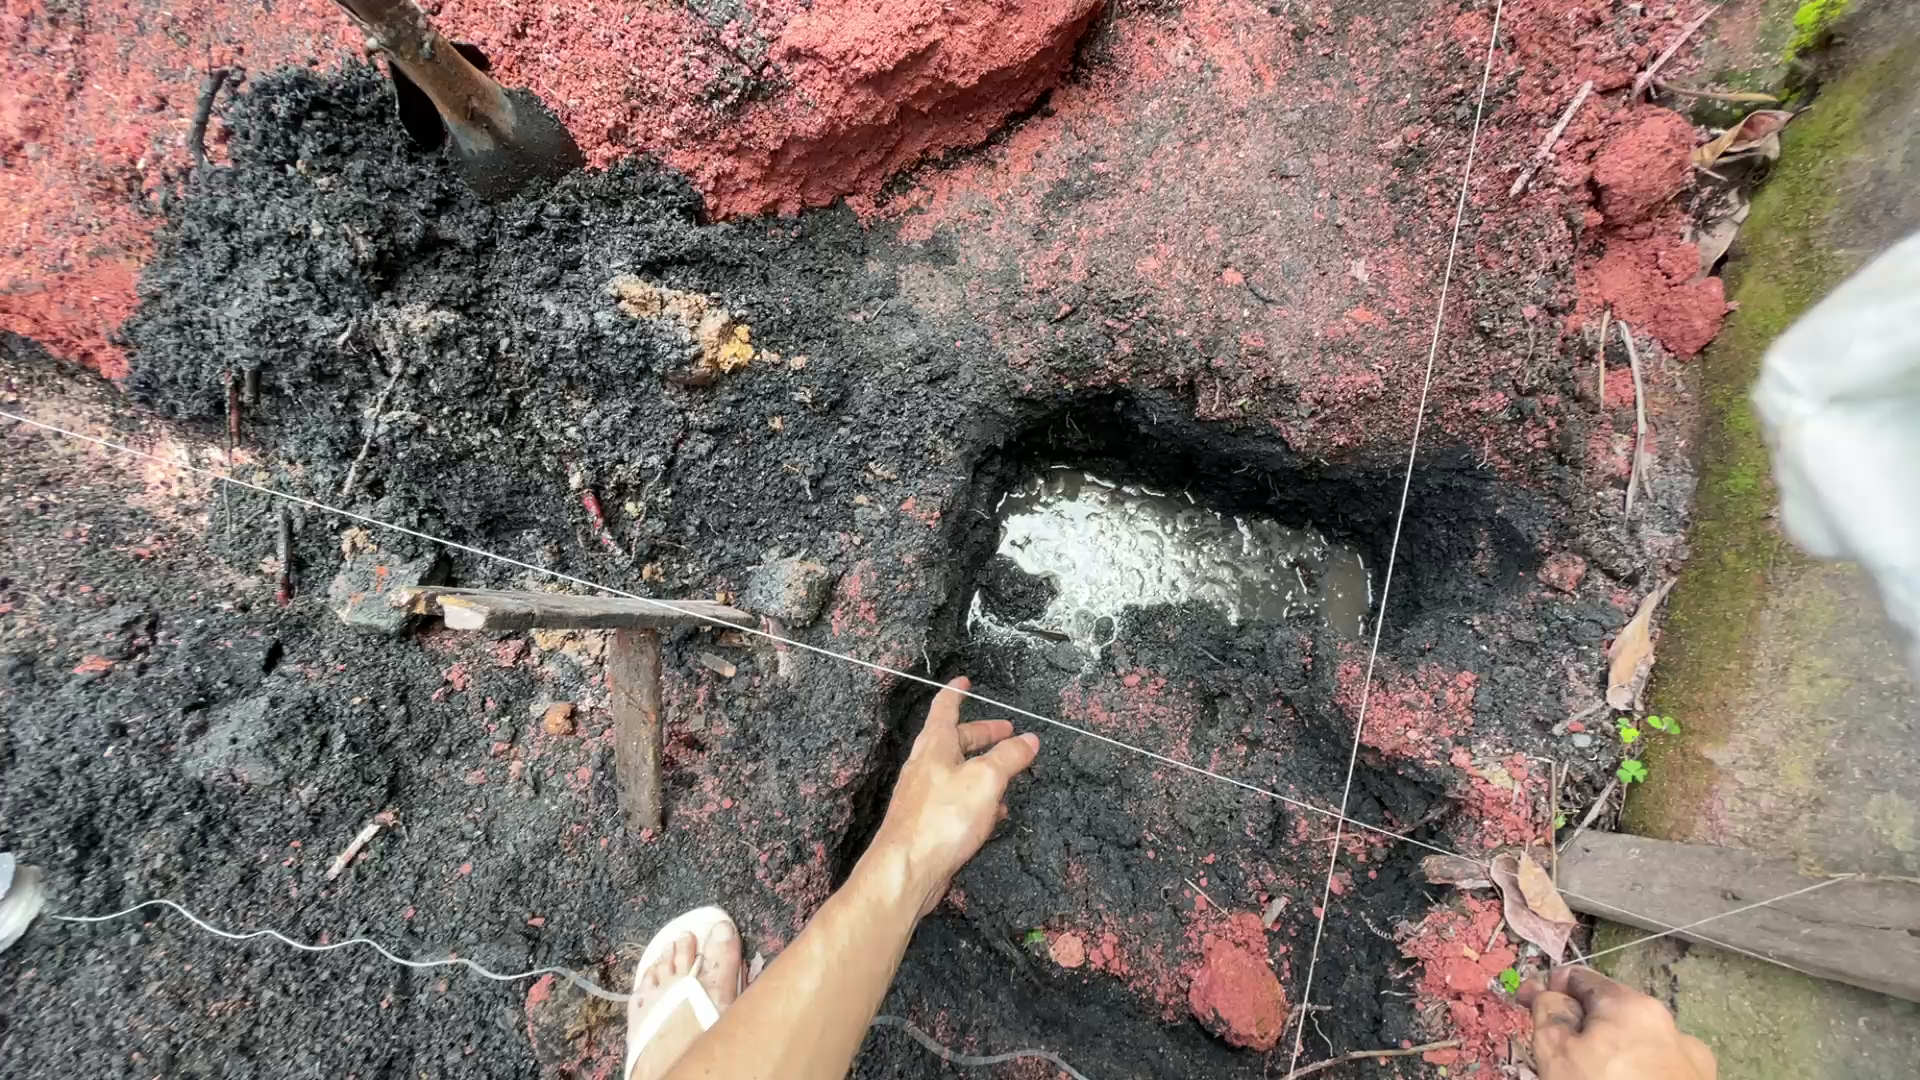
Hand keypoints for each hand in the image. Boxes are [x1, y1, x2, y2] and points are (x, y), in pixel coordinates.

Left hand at [860, 677, 1039, 916]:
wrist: (906, 871)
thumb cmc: (942, 817)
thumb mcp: (986, 779)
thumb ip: (1010, 757)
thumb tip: (1030, 739)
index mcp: (935, 744)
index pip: (945, 707)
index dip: (957, 691)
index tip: (965, 680)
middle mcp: (927, 764)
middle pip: (956, 740)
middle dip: (983, 734)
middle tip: (1007, 732)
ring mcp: (926, 794)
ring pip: (959, 771)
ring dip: (984, 769)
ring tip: (1010, 776)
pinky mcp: (929, 821)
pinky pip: (957, 800)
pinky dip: (978, 799)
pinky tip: (994, 814)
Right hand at [1519, 966, 1715, 1079]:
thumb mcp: (1552, 1046)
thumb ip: (1548, 1006)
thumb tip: (1558, 998)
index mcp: (1634, 1006)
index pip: (1576, 977)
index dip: (1544, 986)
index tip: (1523, 1004)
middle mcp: (1673, 1027)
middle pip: (1608, 1010)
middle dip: (1579, 1022)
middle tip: (1555, 1047)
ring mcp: (1696, 1065)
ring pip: (1634, 1041)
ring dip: (1608, 1049)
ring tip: (1588, 1073)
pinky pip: (1658, 1068)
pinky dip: (1635, 1071)